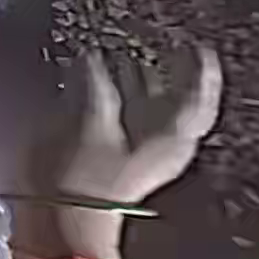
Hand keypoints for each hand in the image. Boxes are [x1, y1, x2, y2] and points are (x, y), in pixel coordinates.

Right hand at [21, 46, 220, 258]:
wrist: (63, 213)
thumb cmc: (81, 172)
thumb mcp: (88, 122)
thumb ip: (94, 86)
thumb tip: (92, 56)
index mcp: (166, 136)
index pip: (192, 97)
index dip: (196, 70)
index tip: (196, 45)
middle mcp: (161, 142)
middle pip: (173, 101)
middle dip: (166, 72)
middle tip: (162, 45)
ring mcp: (138, 150)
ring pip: (148, 108)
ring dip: (140, 82)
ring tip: (130, 57)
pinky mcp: (115, 153)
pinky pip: (125, 115)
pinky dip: (118, 95)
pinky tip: (103, 83)